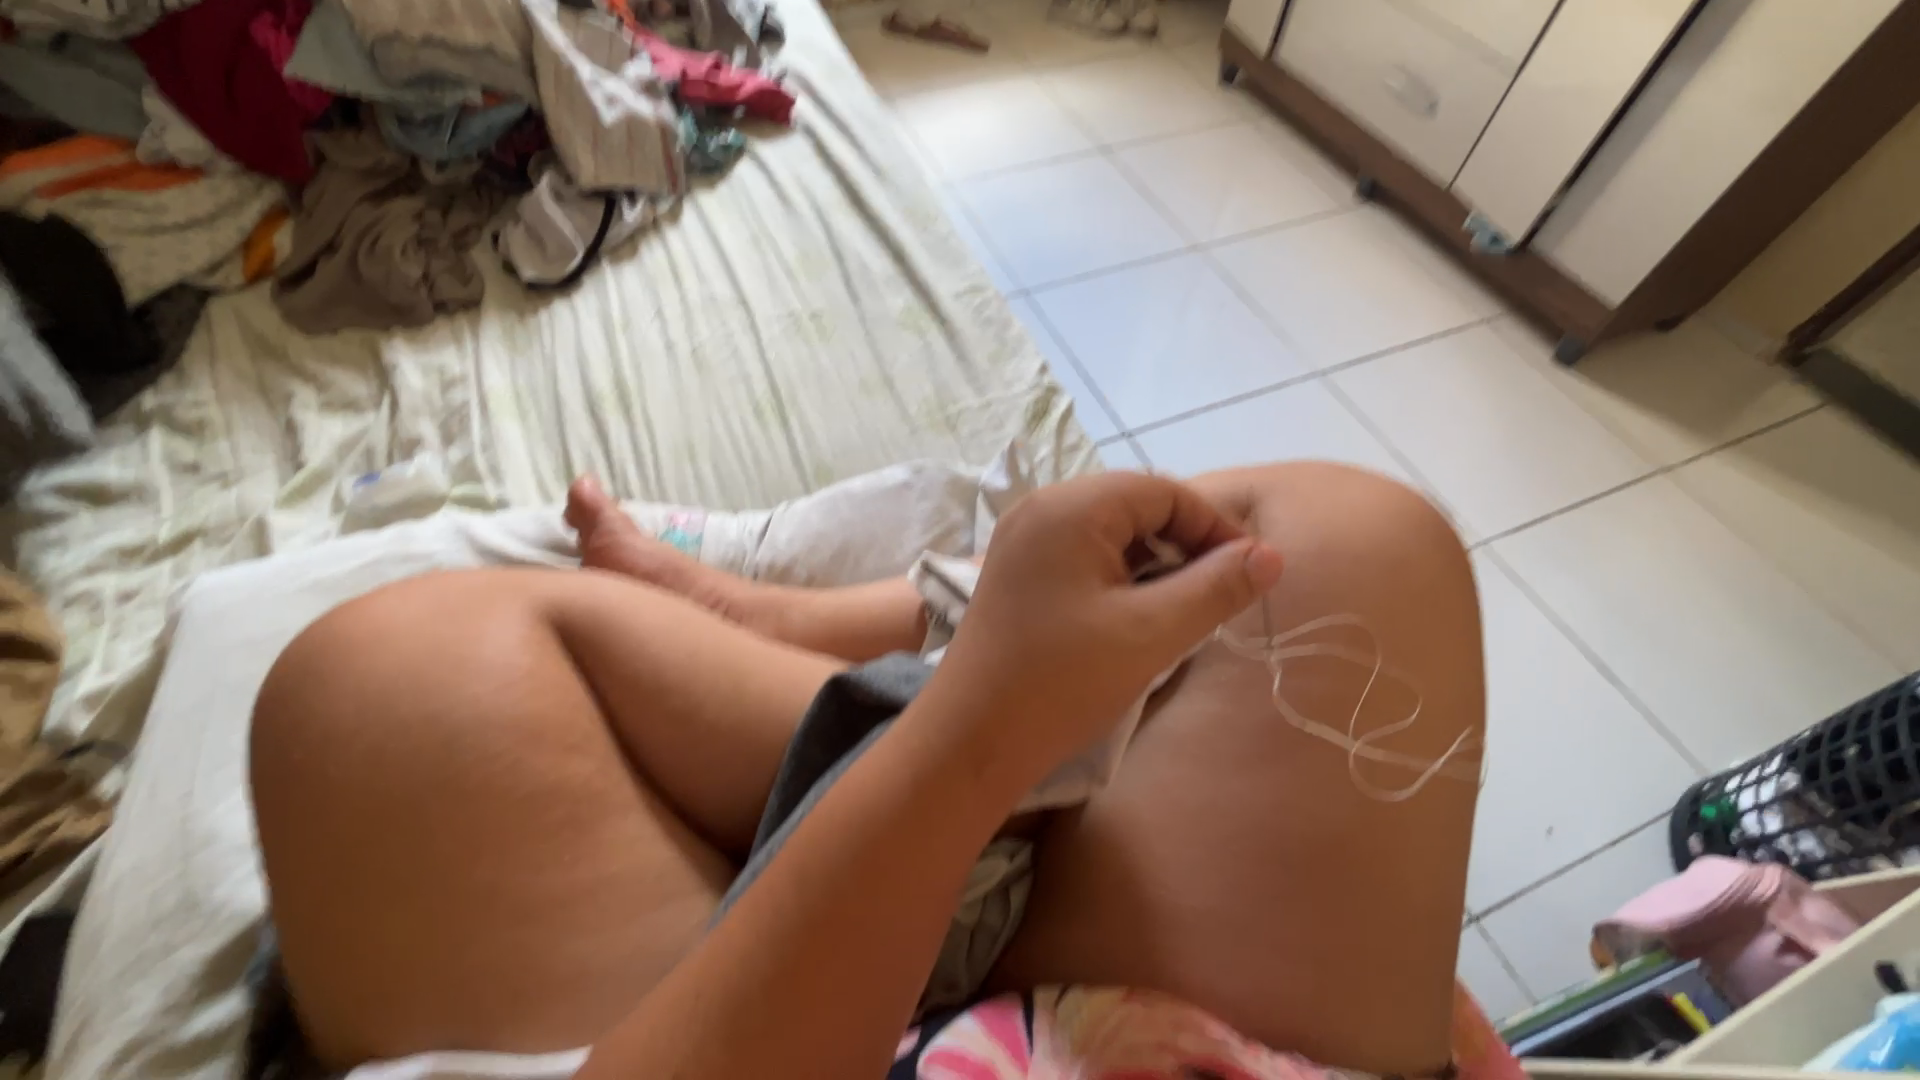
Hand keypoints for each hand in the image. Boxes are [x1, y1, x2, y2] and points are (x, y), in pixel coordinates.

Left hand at [926, 471, 1284, 777]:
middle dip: (1184, 544)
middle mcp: (1040, 508)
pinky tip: (1134, 614)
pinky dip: (1118, 575)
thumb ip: (1216, 588)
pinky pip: (1081, 554)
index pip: (1163, 491)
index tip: (1251, 573)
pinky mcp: (1016, 570)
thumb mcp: (1152, 633)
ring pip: (1109, 532)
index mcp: (1070, 507)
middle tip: (1218, 593)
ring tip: (1180, 608)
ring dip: (1153, 562)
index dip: (1214, 527)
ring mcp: (1022, 539)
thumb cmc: (1062, 681)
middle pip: (1134, 506)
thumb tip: (1269, 555)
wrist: (972, 736)